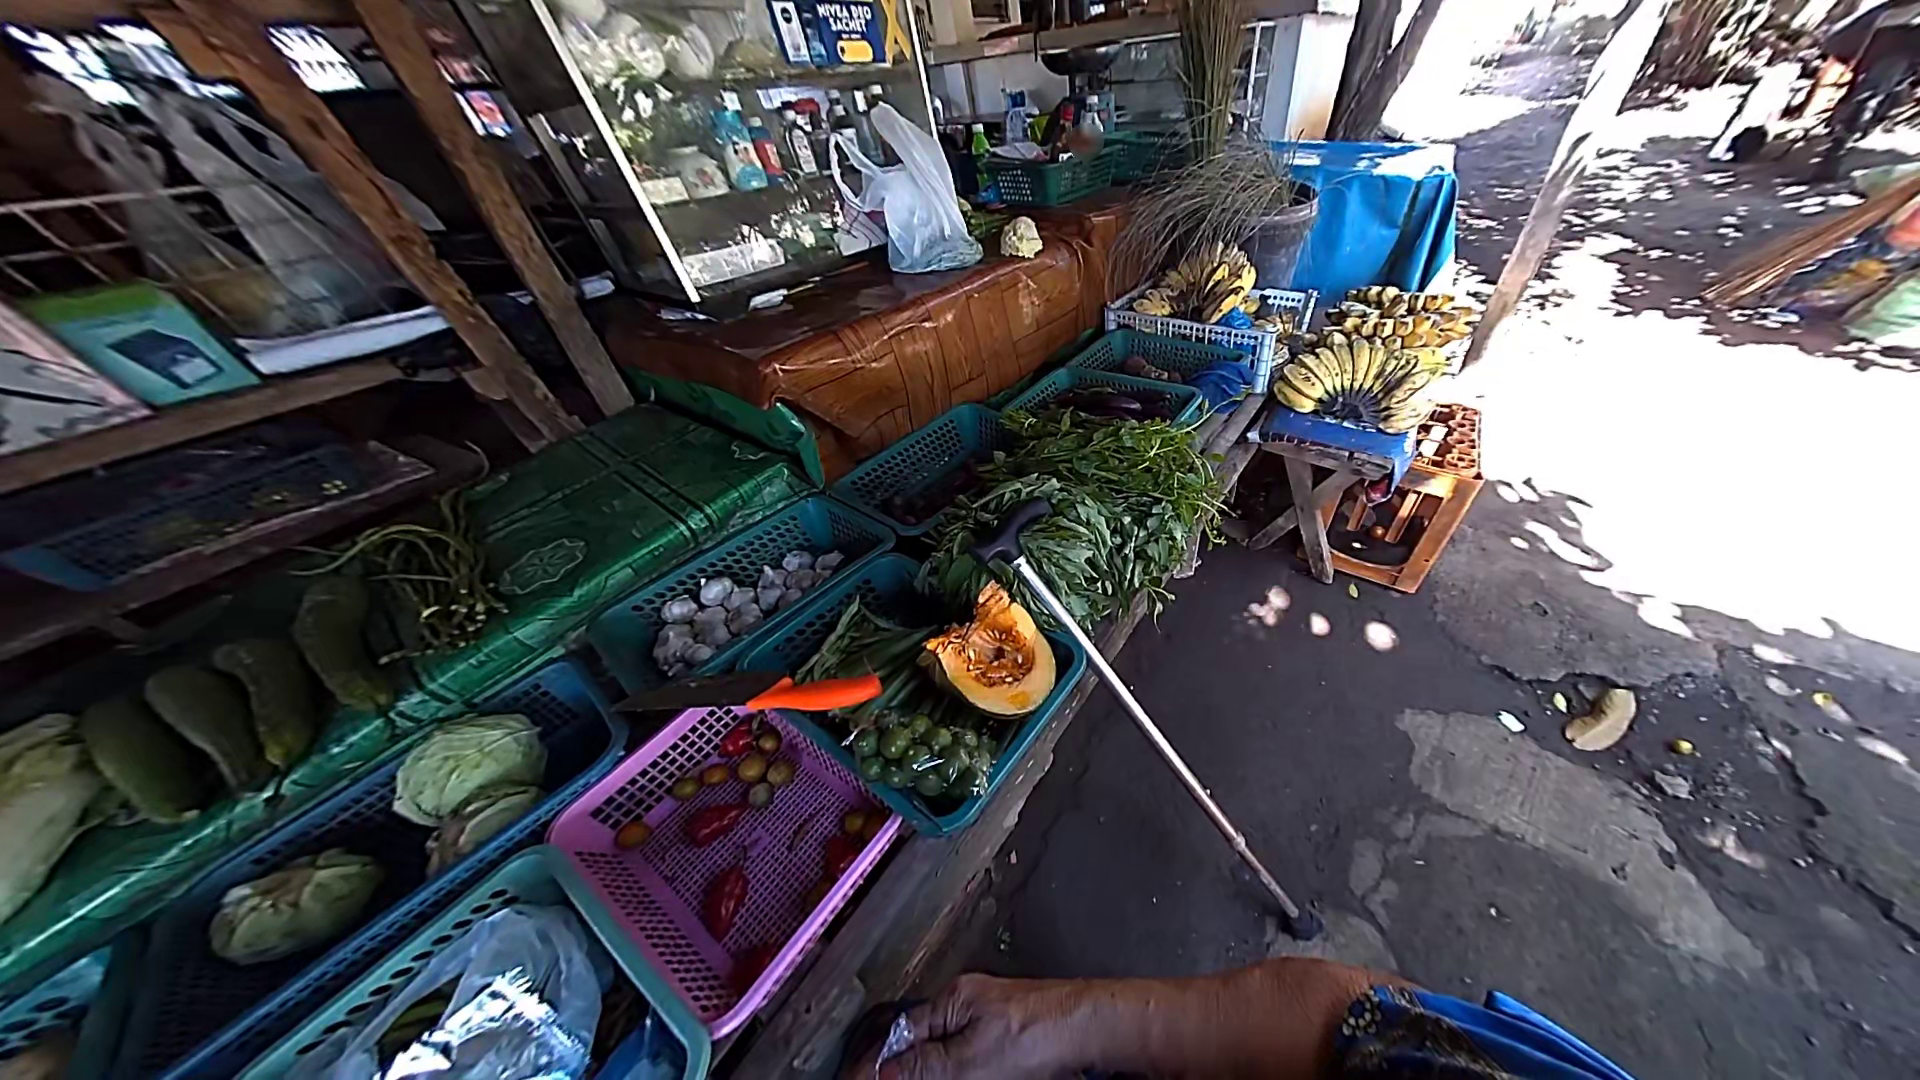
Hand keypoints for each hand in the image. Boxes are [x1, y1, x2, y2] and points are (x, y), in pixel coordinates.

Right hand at [842, 974, 1084, 1079]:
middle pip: (920, 1038)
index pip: (904, 1032)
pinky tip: (949, 1069)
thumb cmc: (1034, 1035)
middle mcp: (965, 1002)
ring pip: (942, 1045)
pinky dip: (949, 1063)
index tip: (859, 1077)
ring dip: (926, 1063)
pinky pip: (962, 1050)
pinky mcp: (1002, 1035)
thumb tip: (884, 1072)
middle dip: (901, 1063)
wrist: (1082, 1029)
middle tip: (879, 1075)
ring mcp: (984, 1017)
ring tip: (902, 1071)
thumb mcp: (970, 1060)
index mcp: (952, 1000)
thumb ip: (927, 1066)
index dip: (881, 1060)